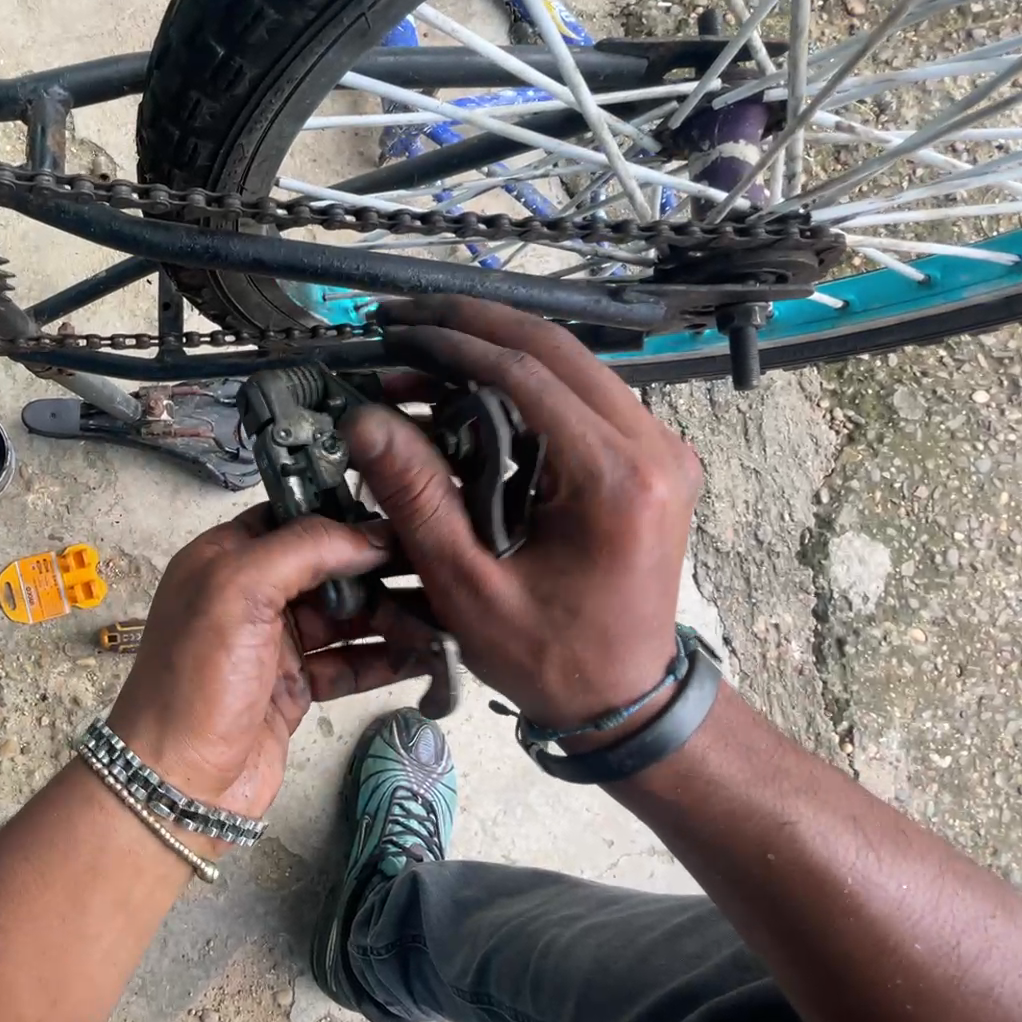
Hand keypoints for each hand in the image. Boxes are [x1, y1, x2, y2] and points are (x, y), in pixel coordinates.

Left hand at [106, 509, 435, 824]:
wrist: (179, 781)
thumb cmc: (199, 675)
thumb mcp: (239, 590)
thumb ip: (303, 549)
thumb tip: (369, 534)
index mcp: (223, 559)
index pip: (290, 519)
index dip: (342, 517)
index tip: (400, 522)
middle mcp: (248, 594)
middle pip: (325, 568)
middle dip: (377, 570)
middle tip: (437, 571)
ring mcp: (272, 642)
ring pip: (342, 617)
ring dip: (390, 616)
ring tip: (444, 616)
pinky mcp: (293, 686)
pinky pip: (347, 662)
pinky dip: (383, 658)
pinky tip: (425, 656)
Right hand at [342, 298, 702, 733]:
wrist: (625, 700)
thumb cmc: (547, 655)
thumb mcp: (466, 584)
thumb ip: (417, 496)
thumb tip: (365, 419)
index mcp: (614, 478)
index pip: (527, 374)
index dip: (452, 343)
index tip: (393, 333)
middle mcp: (652, 448)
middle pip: (555, 351)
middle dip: (472, 325)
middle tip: (402, 321)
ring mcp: (657, 450)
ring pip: (568, 366)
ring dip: (491, 352)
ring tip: (418, 361)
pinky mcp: (646, 461)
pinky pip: (577, 397)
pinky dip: (516, 384)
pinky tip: (464, 394)